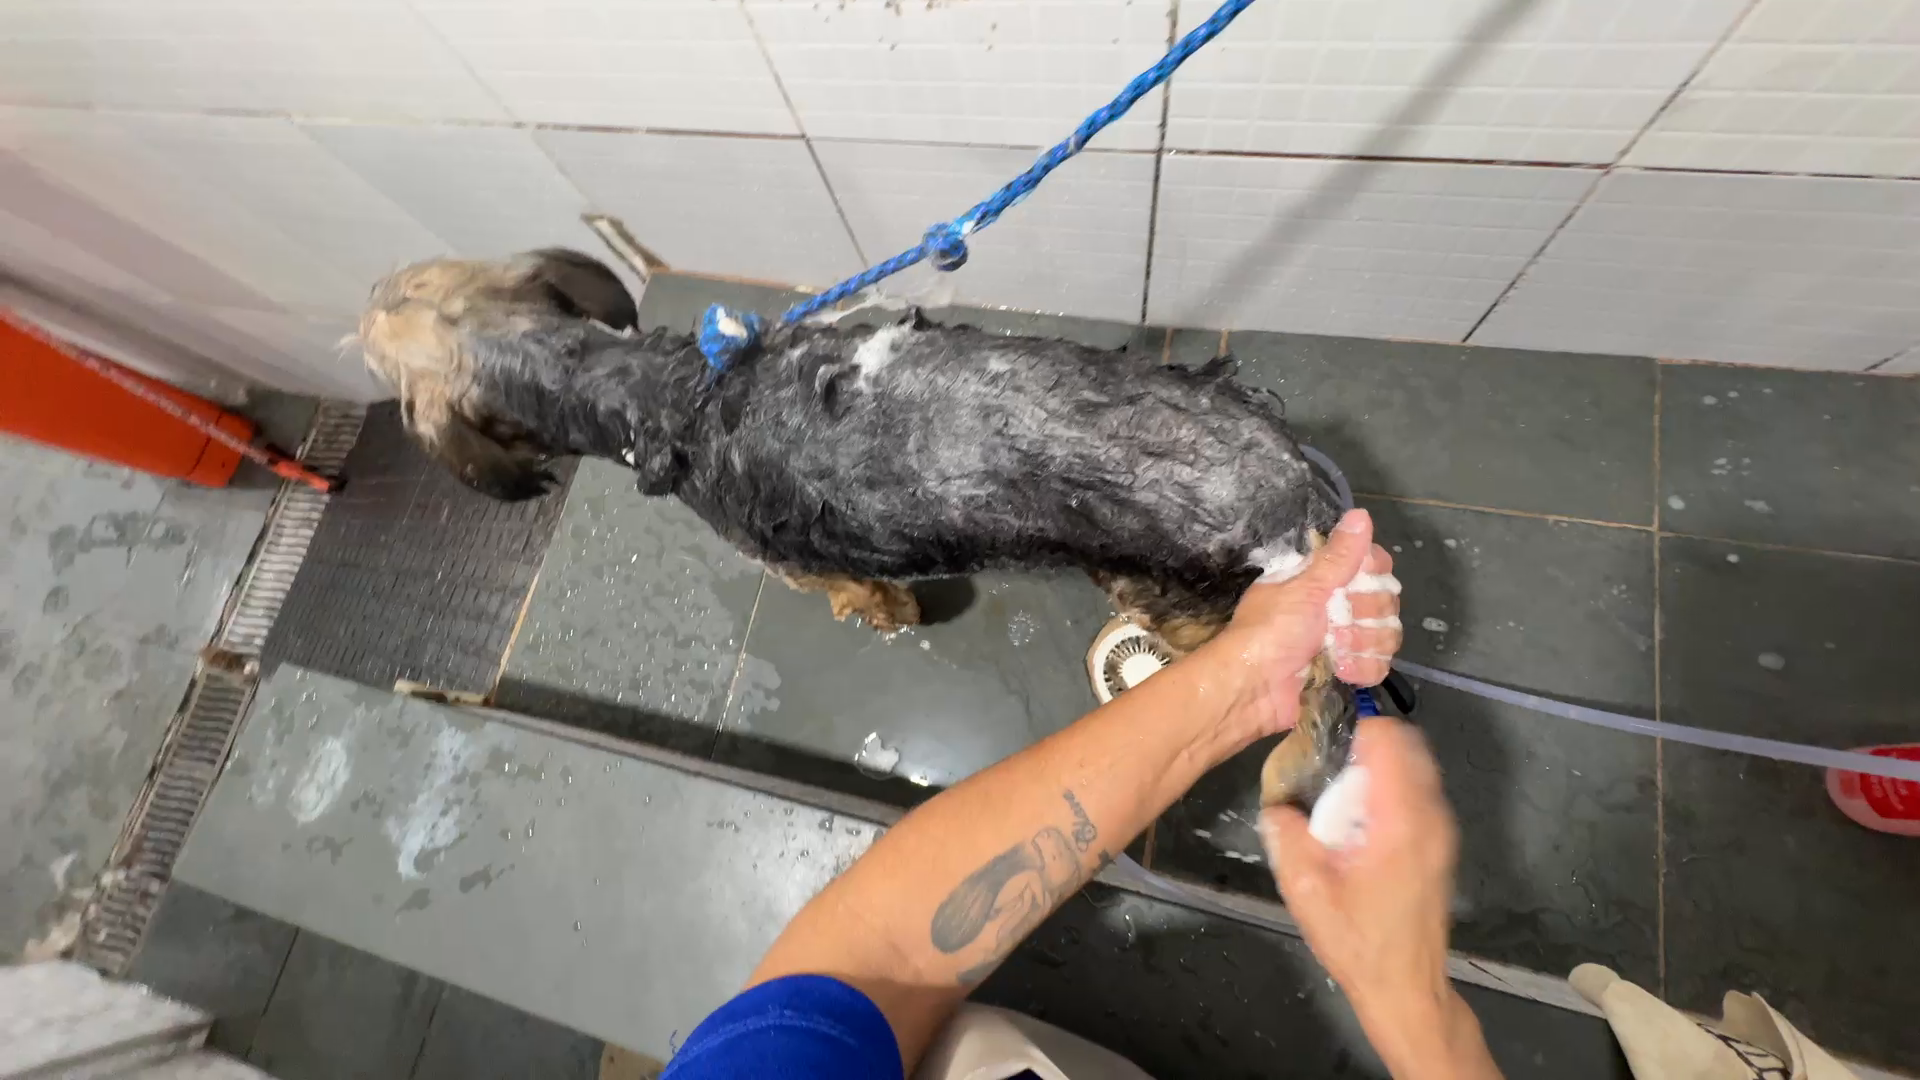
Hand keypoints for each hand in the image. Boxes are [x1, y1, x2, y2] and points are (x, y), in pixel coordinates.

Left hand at [1203, 508, 1402, 741]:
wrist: (1253, 688)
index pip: (1368, 564)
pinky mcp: (1346, 668)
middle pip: (1383, 599)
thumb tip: (1360, 514)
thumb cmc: (1270, 632)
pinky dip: (1363, 668)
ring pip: (1386, 633)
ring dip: (1364, 644)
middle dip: (1366, 615)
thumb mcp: (1303, 589)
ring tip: (1336, 651)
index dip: (1372, 574)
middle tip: (1337, 624)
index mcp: (1316, 580)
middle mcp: (1331, 605)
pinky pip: (1379, 663)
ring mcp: (1340, 638)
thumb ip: (1338, 556)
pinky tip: (1342, 671)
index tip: (1358, 583)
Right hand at [1261, 719, 1496, 1078]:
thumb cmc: (1355, 936)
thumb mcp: (1304, 884)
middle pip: (1407, 743)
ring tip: (1333, 773)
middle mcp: (1431, 816)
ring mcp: (1440, 829)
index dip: (1354, 724)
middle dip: (1364, 736)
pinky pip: (1416, 785)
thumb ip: (1285, 829)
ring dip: (1376, 756)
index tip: (1319, 731)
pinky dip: (1387, 777)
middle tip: (1322, 750)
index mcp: (1401, 819)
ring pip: (1415, 762)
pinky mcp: (1437, 841)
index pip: (1390, 739)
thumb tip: (1280, 799)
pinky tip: (1353, 804)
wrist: (1404, 988)